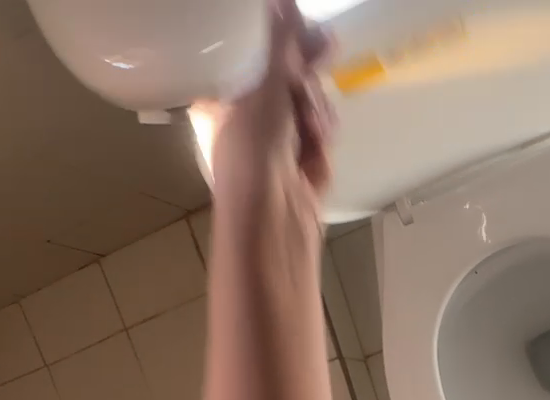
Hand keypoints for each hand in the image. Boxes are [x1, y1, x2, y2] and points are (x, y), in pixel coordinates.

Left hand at [197, 0, 334, 234]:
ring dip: (316, 111)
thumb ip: (281, 41)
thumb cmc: (253, 152)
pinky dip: (322, 139)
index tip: (307, 28)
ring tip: (310, 127)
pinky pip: (321, 135)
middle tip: (326, 49)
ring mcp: (278, 146)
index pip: (257, 57)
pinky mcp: (303, 166)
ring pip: (310, 105)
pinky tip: (316, 149)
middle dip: (306, 75)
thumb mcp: (265, 86)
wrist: (274, 220)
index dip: (285, 42)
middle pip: (288, 79)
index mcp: (223, 99)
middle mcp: (248, 121)